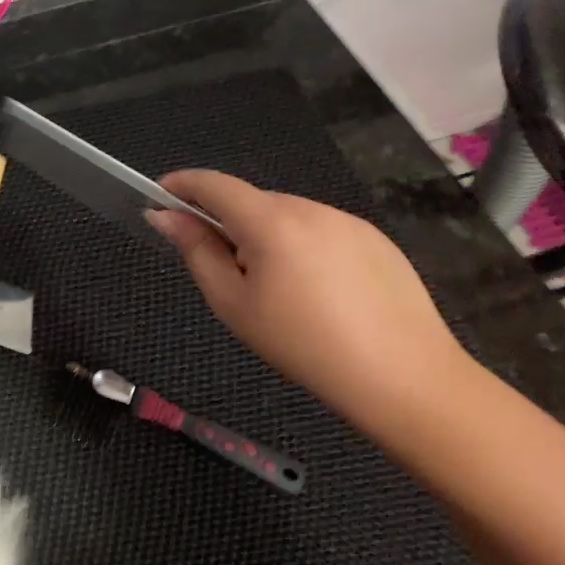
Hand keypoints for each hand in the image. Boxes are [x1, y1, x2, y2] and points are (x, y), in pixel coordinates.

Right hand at [147, 170, 473, 426]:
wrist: (406, 379)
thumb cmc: (302, 344)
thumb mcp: (231, 302)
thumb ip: (196, 250)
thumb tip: (163, 216)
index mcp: (272, 222)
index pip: (214, 184)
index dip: (180, 184)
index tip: (158, 197)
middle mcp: (313, 210)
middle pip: (251, 200)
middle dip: (224, 219)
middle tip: (218, 264)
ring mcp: (351, 223)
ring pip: (286, 214)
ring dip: (263, 232)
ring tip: (269, 284)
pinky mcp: (378, 241)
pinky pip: (320, 230)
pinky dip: (299, 244)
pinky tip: (312, 289)